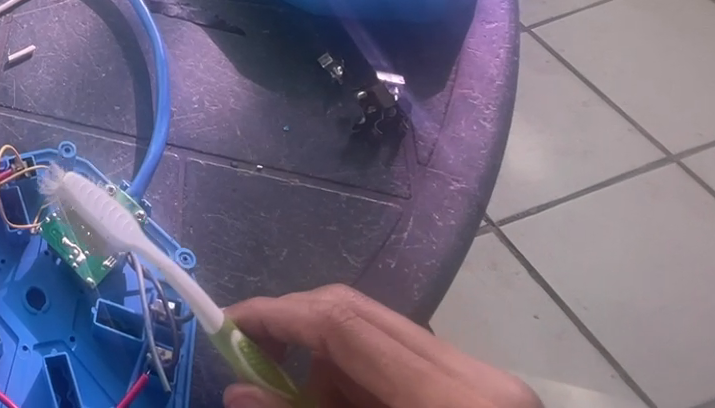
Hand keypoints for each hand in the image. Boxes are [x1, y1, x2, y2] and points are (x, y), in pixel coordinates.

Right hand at [223, 286, 540, 407]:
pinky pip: (403, 366)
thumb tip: (237, 392)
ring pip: (376, 339)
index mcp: (454, 399)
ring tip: (305, 407)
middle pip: (353, 315)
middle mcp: (476, 376)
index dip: (272, 316)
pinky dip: (360, 384)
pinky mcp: (490, 400)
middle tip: (254, 368)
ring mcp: (489, 386)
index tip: (225, 330)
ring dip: (326, 367)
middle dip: (293, 335)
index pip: (339, 320)